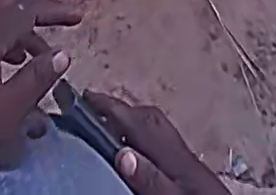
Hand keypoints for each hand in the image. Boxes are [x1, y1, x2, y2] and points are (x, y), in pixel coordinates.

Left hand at [0, 0, 80, 194]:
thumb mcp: (4, 115)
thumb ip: (35, 80)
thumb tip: (63, 54)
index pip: (25, 9)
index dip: (54, 10)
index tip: (78, 17)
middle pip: (9, 1)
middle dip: (39, 5)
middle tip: (63, 18)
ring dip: (24, 26)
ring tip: (46, 53)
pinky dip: (8, 40)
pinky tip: (18, 64)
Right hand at [84, 91, 227, 194]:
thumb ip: (151, 178)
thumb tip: (121, 154)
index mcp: (174, 154)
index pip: (137, 122)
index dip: (109, 108)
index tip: (84, 98)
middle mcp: (180, 149)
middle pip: (146, 118)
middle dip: (119, 108)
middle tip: (90, 105)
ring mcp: (187, 158)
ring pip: (155, 126)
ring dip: (131, 118)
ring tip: (108, 122)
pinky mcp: (191, 169)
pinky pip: (162, 139)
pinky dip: (143, 134)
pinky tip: (137, 147)